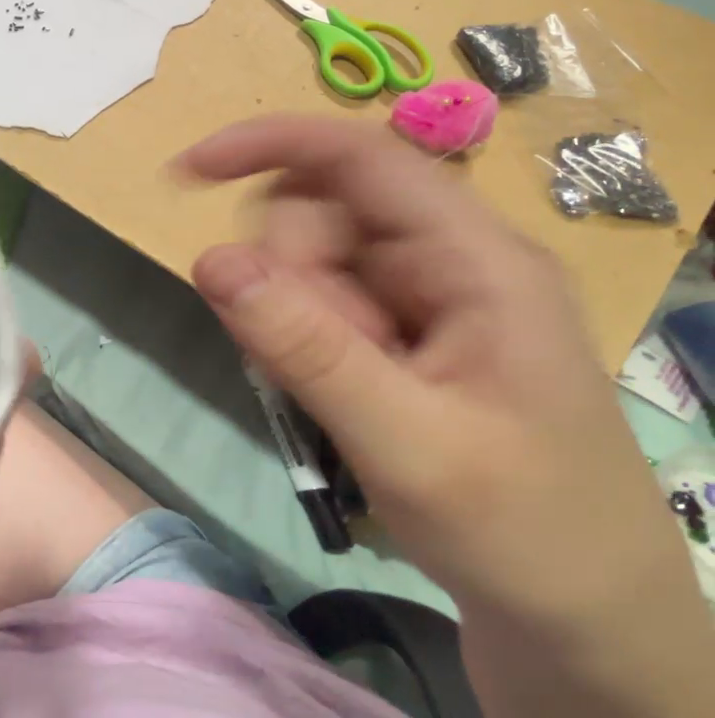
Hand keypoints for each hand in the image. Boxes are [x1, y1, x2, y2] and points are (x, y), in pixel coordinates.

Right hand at [178, 114, 711, 717]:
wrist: (579, 618)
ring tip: (329, 396)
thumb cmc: (521, 530)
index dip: (270, 145)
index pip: (362, 159)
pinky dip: (290, 341)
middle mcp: (447, 262)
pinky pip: (309, 305)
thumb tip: (208, 257)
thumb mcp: (407, 441)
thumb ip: (306, 347)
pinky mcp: (396, 335)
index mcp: (477, 262)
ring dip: (284, 317)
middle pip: (317, 213)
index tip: (185, 173)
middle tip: (305, 363)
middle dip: (281, 274)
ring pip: (303, 262)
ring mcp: (421, 300)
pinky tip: (324, 398)